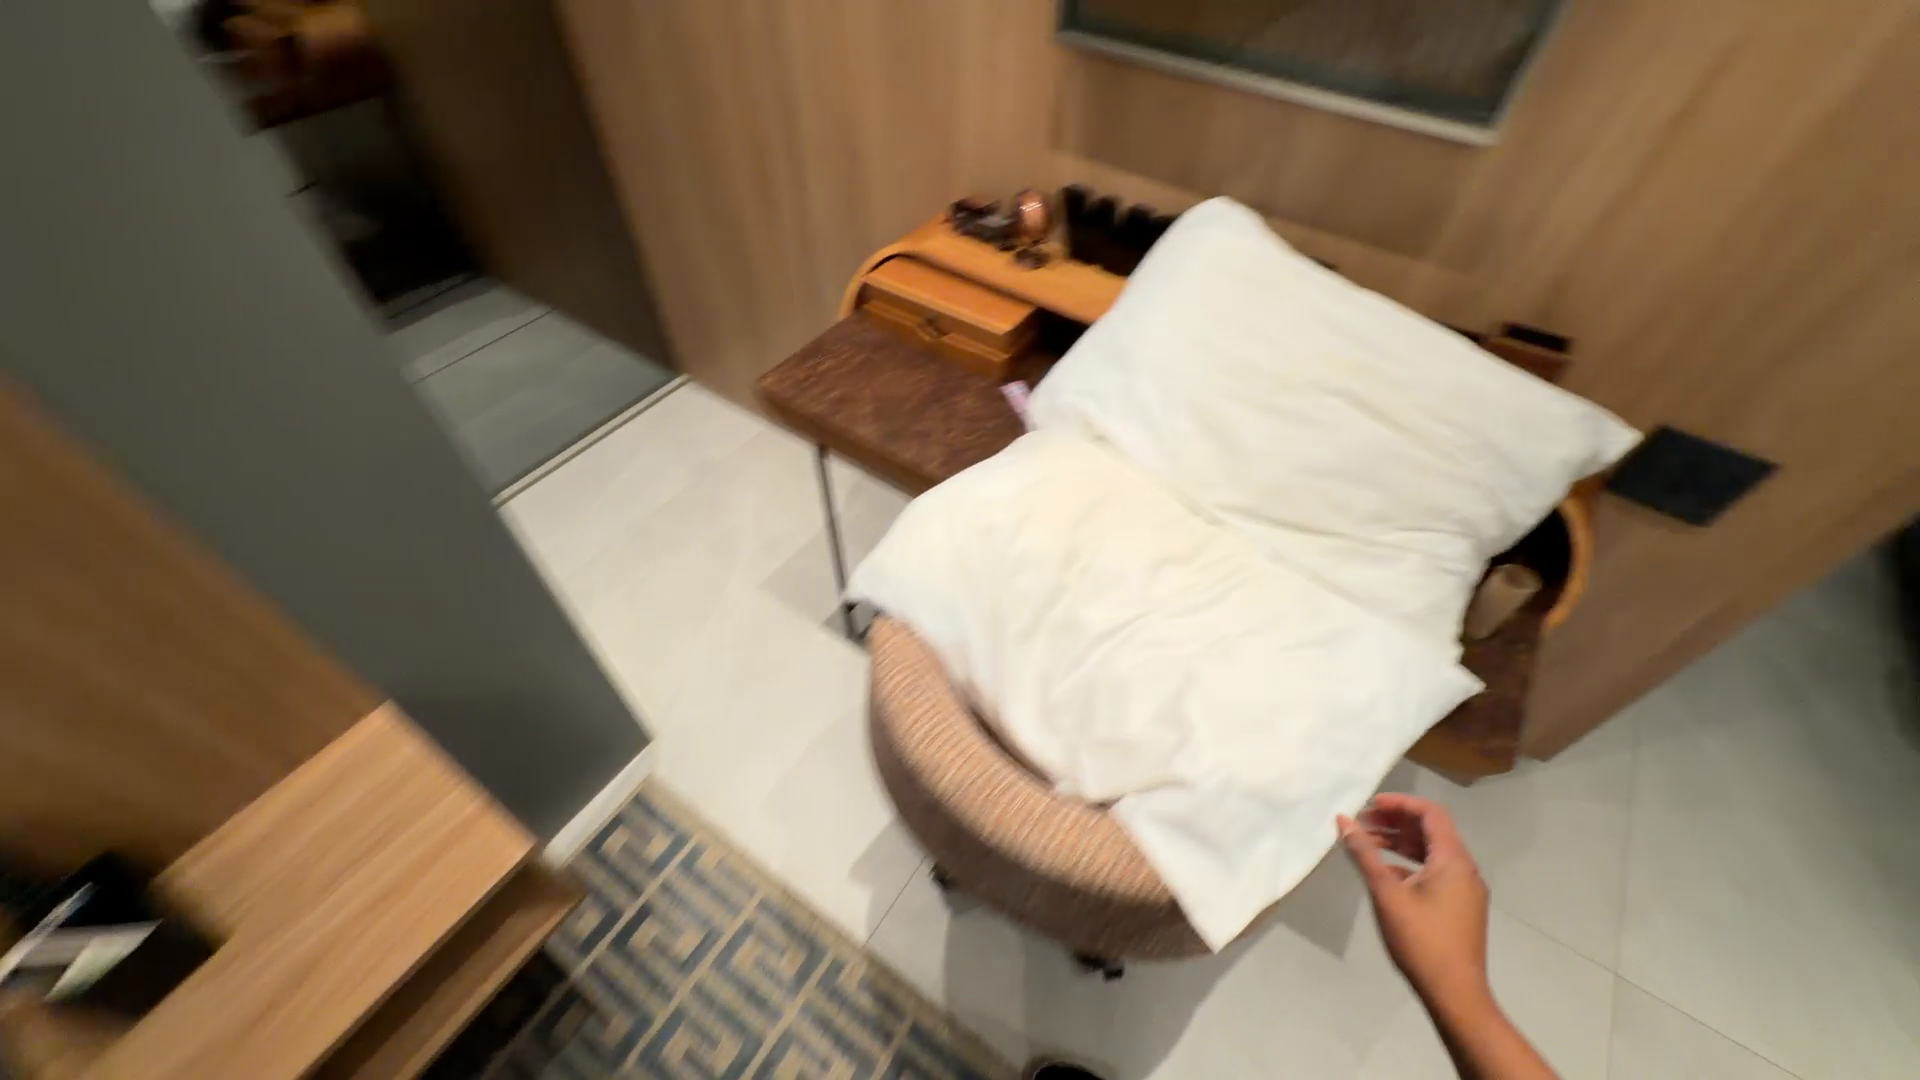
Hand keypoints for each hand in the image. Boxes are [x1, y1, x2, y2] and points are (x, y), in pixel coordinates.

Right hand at [1337, 794, 1490, 1007]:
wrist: (1455, 994)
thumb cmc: (1421, 939)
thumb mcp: (1386, 892)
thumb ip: (1364, 853)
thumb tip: (1344, 820)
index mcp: (1453, 860)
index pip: (1430, 813)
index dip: (1400, 803)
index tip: (1369, 805)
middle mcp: (1464, 870)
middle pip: (1431, 830)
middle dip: (1395, 821)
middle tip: (1362, 823)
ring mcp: (1465, 890)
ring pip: (1431, 851)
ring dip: (1400, 842)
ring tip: (1367, 843)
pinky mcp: (1460, 906)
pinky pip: (1434, 871)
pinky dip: (1408, 862)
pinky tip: (1383, 872)